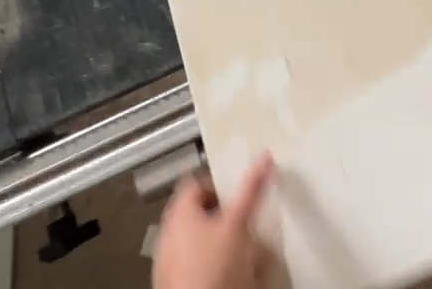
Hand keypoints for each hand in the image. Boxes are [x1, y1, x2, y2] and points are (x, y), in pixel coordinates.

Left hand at [155, 154, 276, 288]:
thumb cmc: (215, 263)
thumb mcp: (238, 223)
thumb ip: (251, 190)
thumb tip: (265, 155)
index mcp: (178, 213)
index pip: (195, 183)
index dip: (217, 183)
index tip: (238, 192)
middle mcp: (167, 232)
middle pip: (196, 210)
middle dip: (221, 213)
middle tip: (243, 218)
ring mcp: (166, 259)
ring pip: (195, 237)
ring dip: (217, 237)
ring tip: (240, 246)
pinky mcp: (171, 281)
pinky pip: (192, 260)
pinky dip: (208, 258)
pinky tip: (226, 269)